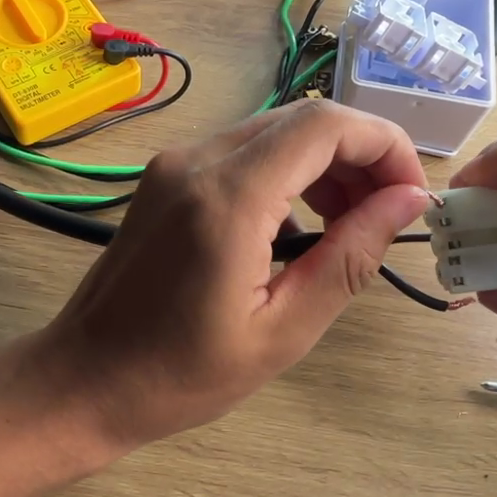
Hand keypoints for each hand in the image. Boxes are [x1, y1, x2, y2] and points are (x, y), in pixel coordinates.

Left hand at [15, 100, 430, 461]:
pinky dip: (283, 174)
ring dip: (322, 164)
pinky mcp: (163, 177)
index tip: (411, 197)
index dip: (385, 145)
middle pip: (301, 119)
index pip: (326, 125)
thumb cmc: (182, 375)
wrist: (85, 377)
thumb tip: (409, 201)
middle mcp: (196, 161)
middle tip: (384, 216)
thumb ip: (350, 256)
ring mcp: (173, 164)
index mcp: (227, 198)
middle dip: (359, 155)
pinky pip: (240, 153)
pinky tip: (293, 230)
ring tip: (346, 227)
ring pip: (272, 132)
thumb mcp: (283, 329)